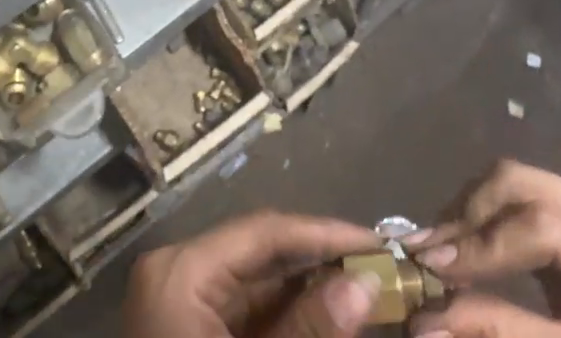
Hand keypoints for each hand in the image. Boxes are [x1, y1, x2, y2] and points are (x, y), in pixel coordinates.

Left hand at [124, 210, 385, 337]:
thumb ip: (309, 328)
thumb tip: (362, 282)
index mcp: (183, 270)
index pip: (265, 232)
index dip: (326, 233)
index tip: (380, 243)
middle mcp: (178, 272)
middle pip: (262, 253)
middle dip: (322, 261)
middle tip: (382, 268)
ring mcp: (181, 301)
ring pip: (258, 281)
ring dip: (310, 287)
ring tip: (367, 289)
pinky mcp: (190, 327)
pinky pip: (246, 308)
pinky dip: (288, 313)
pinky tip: (328, 316)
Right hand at [405, 161, 560, 337]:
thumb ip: (500, 330)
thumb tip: (420, 321)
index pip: (546, 226)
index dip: (484, 244)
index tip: (431, 268)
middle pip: (526, 186)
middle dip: (468, 217)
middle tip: (424, 255)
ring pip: (518, 180)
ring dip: (471, 212)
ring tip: (436, 251)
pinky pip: (525, 196)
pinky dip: (486, 216)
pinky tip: (463, 247)